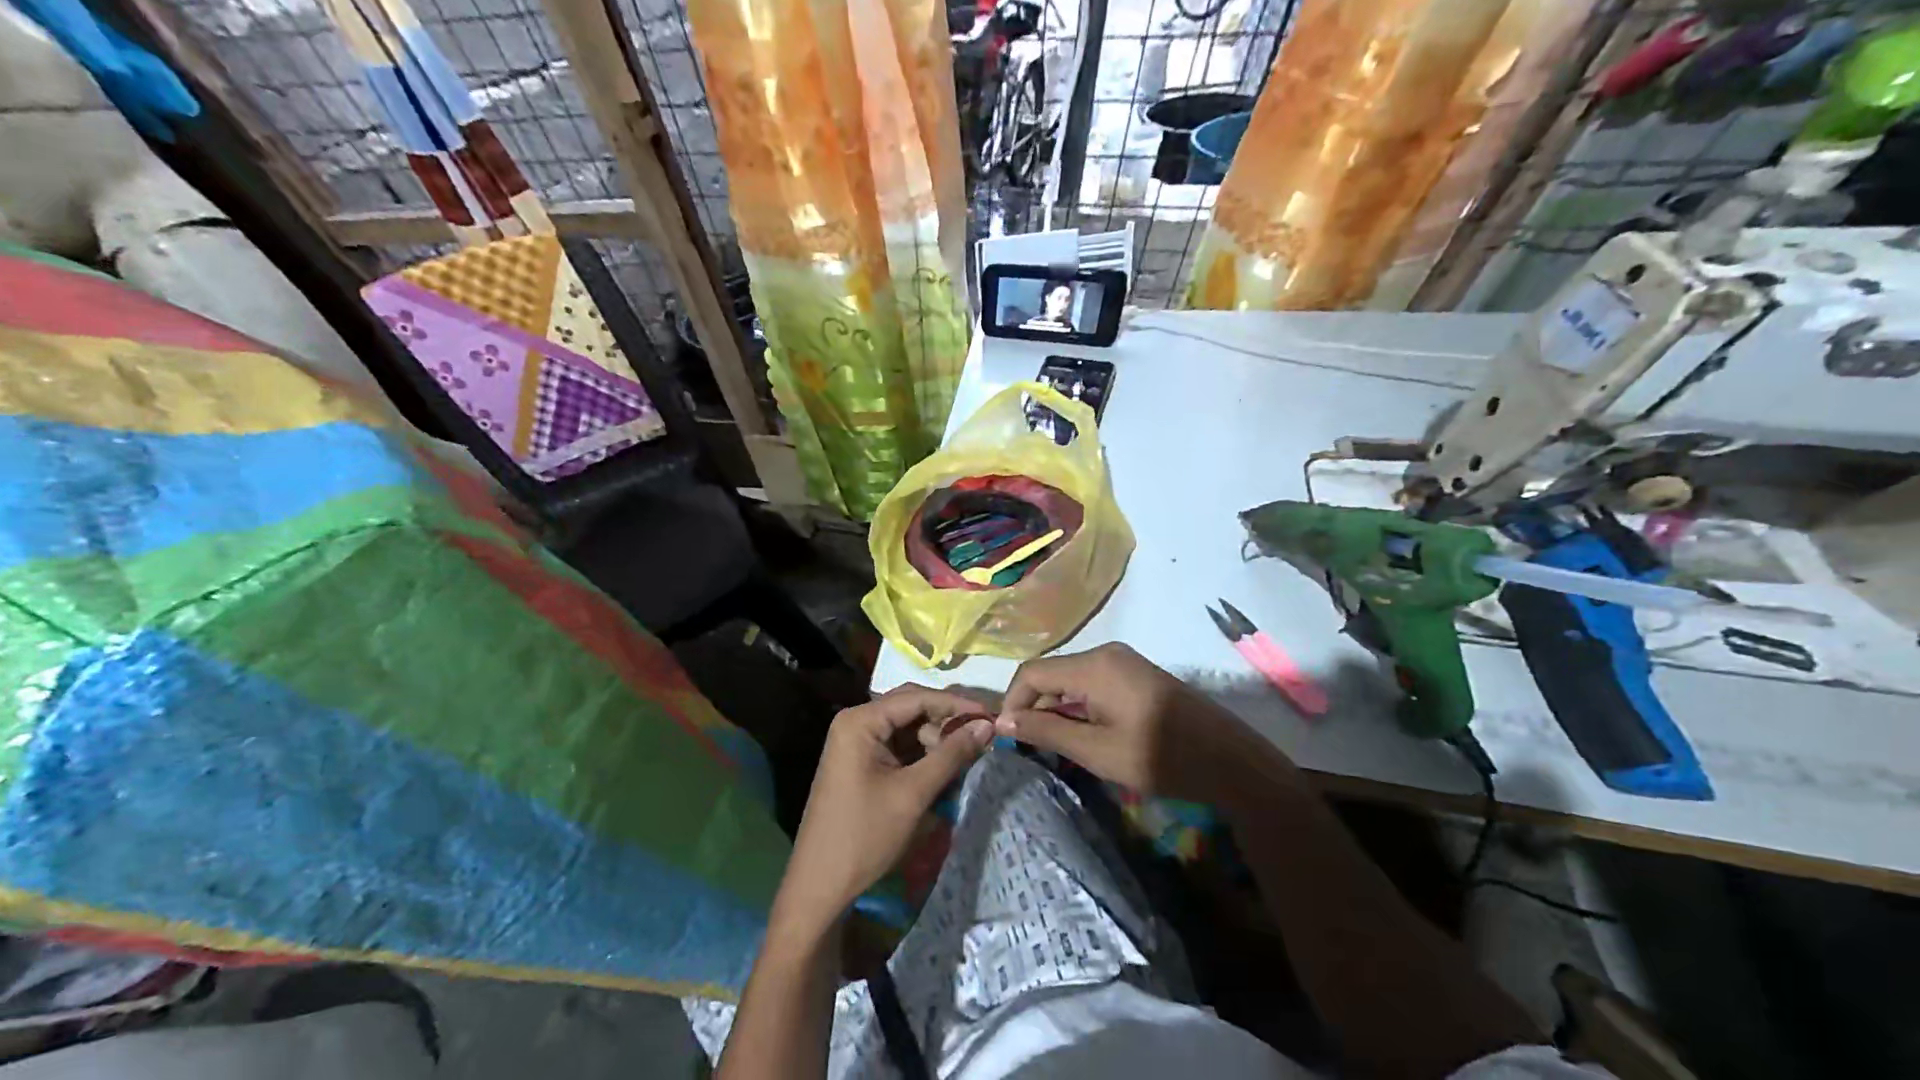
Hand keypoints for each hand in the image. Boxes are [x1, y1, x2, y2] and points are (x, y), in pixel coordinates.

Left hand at [773, 686, 993, 936]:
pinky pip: (899, 747)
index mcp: (860, 721)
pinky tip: (946, 767)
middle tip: (984, 733)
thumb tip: (987, 725)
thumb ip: (951, 754)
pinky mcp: (861, 763)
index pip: (917, 697)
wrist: (821, 884)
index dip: (956, 704)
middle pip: (911, 708)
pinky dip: (923, 755)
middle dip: (947, 720)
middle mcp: (856, 723)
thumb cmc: (865, 835)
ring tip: (968, 754)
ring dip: (937, 739)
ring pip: (907, 728)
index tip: (992, 714)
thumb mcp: (913, 793)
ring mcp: (856, 743)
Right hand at [996, 643, 1290, 799]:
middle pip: (1052, 672)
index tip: (1009, 739)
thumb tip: (1002, 722)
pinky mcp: (1137, 674)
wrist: (1229, 761)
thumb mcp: (1096, 750)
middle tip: (1030, 747)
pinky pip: (1093, 682)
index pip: (1032, 672)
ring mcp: (1124, 661)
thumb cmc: (1159, 757)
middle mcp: (1106, 652)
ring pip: (1071, 678)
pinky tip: (1085, 734)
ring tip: (1055, 745)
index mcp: (1093, 665)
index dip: (1013, 703)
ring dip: (1056, 708)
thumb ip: (1046, 731)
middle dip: (1034, 706)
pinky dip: (1079, 705)